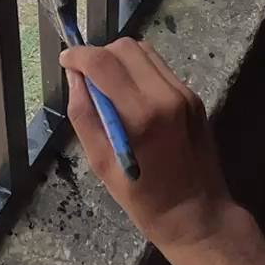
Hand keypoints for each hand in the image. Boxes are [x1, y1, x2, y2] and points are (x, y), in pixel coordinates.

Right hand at [60, 38, 240, 253]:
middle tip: (86, 76)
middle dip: (99, 54)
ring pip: (143, 51)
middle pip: (124, 47)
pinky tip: (132, 94)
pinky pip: (159, 67)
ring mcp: (184, 93)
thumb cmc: (145, 200)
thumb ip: (84, 115)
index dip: (78, 55)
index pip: (103, 63)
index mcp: (140, 116)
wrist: (199, 216)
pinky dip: (139, 70)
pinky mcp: (193, 96)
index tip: (65, 60)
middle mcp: (165, 95)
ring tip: (108, 84)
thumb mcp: (102, 164)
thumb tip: (74, 77)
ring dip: (119, 59)